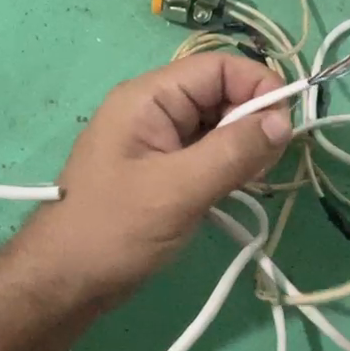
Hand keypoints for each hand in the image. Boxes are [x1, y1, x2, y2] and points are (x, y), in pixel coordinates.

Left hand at [17, 53, 293, 303]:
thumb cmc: (114, 231)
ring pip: (217, 124)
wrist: (64, 282)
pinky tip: (238, 188)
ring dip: (243, 145)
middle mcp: (154, 109)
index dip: (258, 87)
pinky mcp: (163, 168)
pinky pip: (206, 151)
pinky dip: (228, 164)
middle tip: (269, 163)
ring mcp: (157, 140)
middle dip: (252, 120)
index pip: (218, 67)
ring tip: (254, 179)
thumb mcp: (179, 190)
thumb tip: (284, 121)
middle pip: (220, 93)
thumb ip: (233, 153)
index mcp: (149, 97)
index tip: (285, 127)